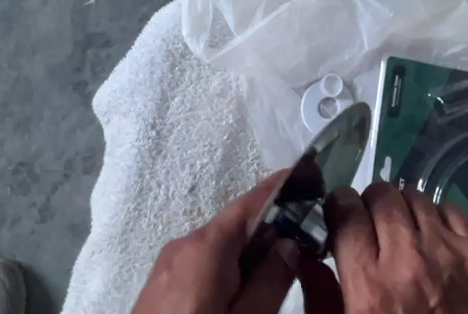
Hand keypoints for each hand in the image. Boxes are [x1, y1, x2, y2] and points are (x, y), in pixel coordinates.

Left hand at [132, 171, 339, 313]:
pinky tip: (242, 290)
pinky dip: (226, 269)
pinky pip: (201, 265)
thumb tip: (288, 244)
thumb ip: (270, 283)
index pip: (250, 203)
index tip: (309, 177)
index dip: (281, 188)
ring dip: (248, 254)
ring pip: (218, 248)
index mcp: (205, 246)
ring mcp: (166, 266)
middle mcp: (183, 244)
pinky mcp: (158, 287)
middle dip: (269, 229)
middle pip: (235, 226)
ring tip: (278, 270)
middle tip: (306, 240)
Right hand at [326, 182, 467, 313]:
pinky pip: (450, 209)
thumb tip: (302, 256)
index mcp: (370, 286)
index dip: (339, 208)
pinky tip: (434, 241)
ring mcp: (449, 252)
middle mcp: (408, 259)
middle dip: (370, 206)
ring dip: (402, 210)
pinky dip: (436, 218)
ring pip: (415, 196)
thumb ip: (321, 298)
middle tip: (371, 226)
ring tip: (403, 233)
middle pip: (381, 196)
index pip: (347, 213)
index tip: (339, 216)